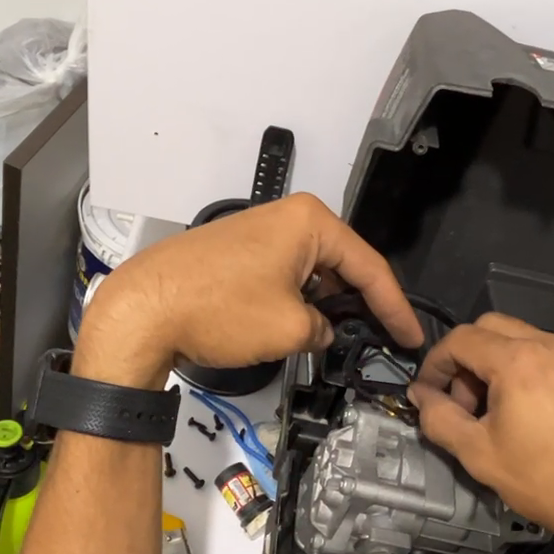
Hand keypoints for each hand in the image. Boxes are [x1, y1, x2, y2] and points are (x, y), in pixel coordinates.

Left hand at [74, 194, 422, 388]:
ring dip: (327, 302)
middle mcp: (287, 216)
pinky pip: (285, 273)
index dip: (395, 308)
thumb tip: (322, 329)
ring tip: (343, 335)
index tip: (411, 337)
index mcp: (310, 222)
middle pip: (343, 263)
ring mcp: (260, 231)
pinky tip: (302, 324)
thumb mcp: (290, 329)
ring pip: (312, 270)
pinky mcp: (238, 250)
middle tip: (382, 336)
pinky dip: (299, 298)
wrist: (142, 311)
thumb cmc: (218, 311)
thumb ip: (324, 328)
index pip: (369, 267)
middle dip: (362, 301)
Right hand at [408, 314, 553, 552]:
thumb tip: (421, 395)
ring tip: (499, 413)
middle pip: (492, 328)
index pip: (460, 339)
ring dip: (499, 364)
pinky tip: (536, 416)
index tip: (428, 394)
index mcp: (518, 359)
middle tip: (464, 403)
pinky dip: (531, 372)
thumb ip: (440, 418)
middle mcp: (551, 345)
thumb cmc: (545, 481)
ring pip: (525, 340)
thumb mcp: (479, 454)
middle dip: (467, 358)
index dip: (435, 363)